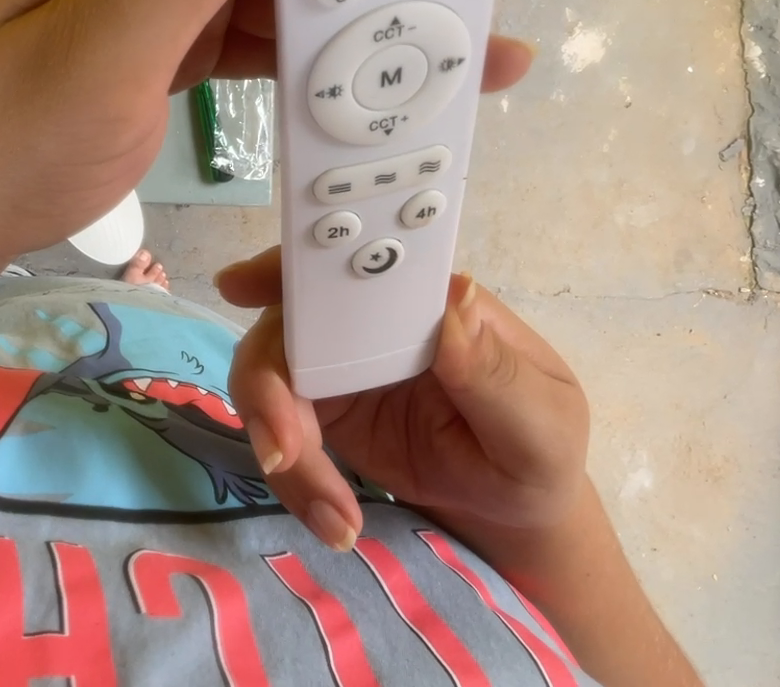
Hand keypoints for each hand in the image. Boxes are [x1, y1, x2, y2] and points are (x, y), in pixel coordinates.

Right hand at [220, 253, 589, 549]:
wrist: (503, 510)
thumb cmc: (533, 450)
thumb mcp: (543, 419)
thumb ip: (497, 370)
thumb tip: (454, 301)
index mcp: (418, 299)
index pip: (345, 260)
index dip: (286, 263)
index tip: (237, 286)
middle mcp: (362, 320)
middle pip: (284, 323)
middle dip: (268, 384)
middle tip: (282, 451)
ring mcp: (331, 362)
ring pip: (266, 377)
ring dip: (278, 440)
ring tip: (328, 510)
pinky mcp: (314, 407)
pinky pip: (275, 426)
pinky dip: (292, 475)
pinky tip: (331, 518)